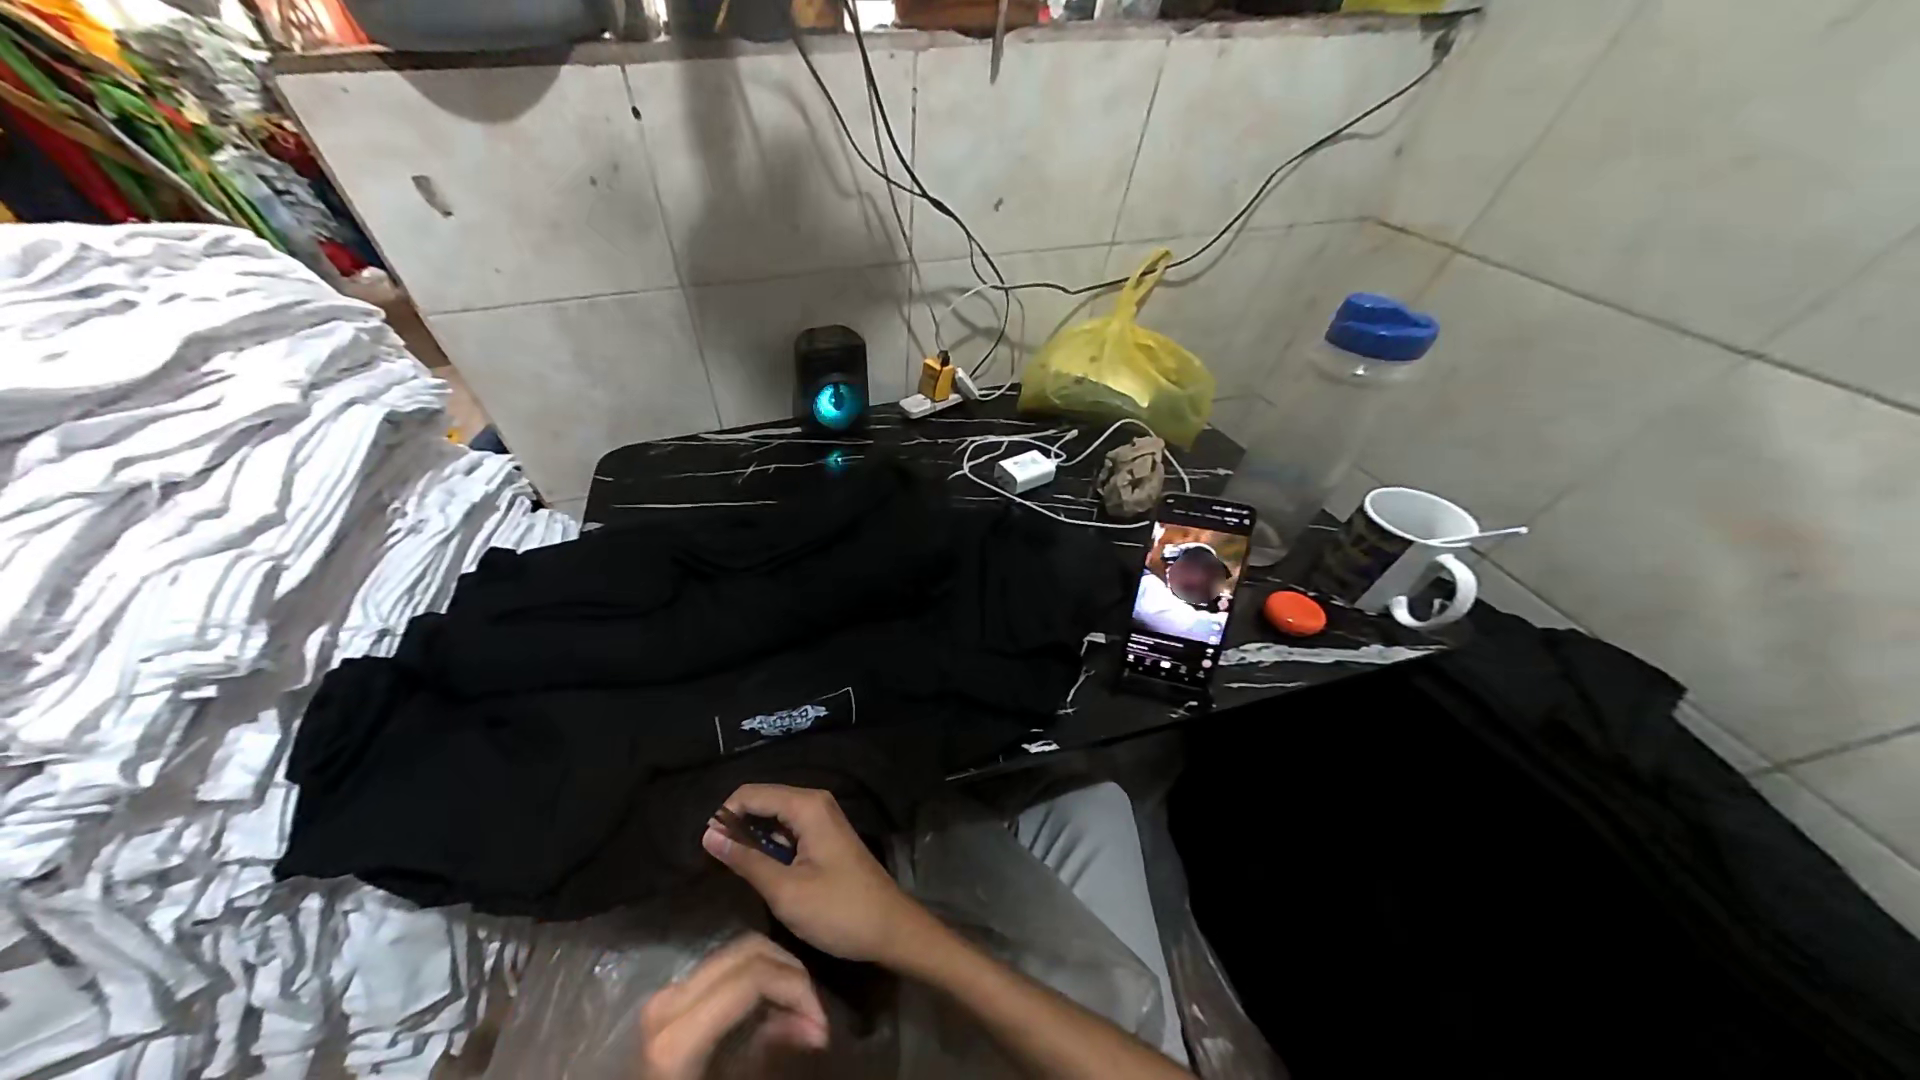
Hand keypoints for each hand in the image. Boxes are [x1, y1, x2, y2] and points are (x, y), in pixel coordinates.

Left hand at [634, 933, 828, 1079]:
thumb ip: (770, 1054)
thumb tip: (815, 1027)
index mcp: (678, 1037)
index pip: (755, 976)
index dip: (797, 989)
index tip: (821, 1025)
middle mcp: (669, 1001)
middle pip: (748, 951)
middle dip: (790, 972)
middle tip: (813, 1010)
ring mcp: (664, 996)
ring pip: (737, 953)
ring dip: (775, 971)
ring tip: (797, 1008)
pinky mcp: (667, 999)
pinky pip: (722, 969)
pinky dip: (754, 977)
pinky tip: (770, 1008)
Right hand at [703, 784, 939, 965]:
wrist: (890, 929)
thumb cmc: (838, 911)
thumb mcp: (785, 890)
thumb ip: (746, 860)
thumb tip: (708, 835)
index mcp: (807, 805)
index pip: (751, 793)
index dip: (724, 816)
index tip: (707, 850)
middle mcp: (815, 802)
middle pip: (763, 801)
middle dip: (737, 826)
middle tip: (717, 864)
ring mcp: (823, 819)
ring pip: (774, 818)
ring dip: (753, 838)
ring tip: (734, 870)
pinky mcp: (825, 837)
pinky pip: (788, 831)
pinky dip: (771, 846)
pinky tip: (761, 872)